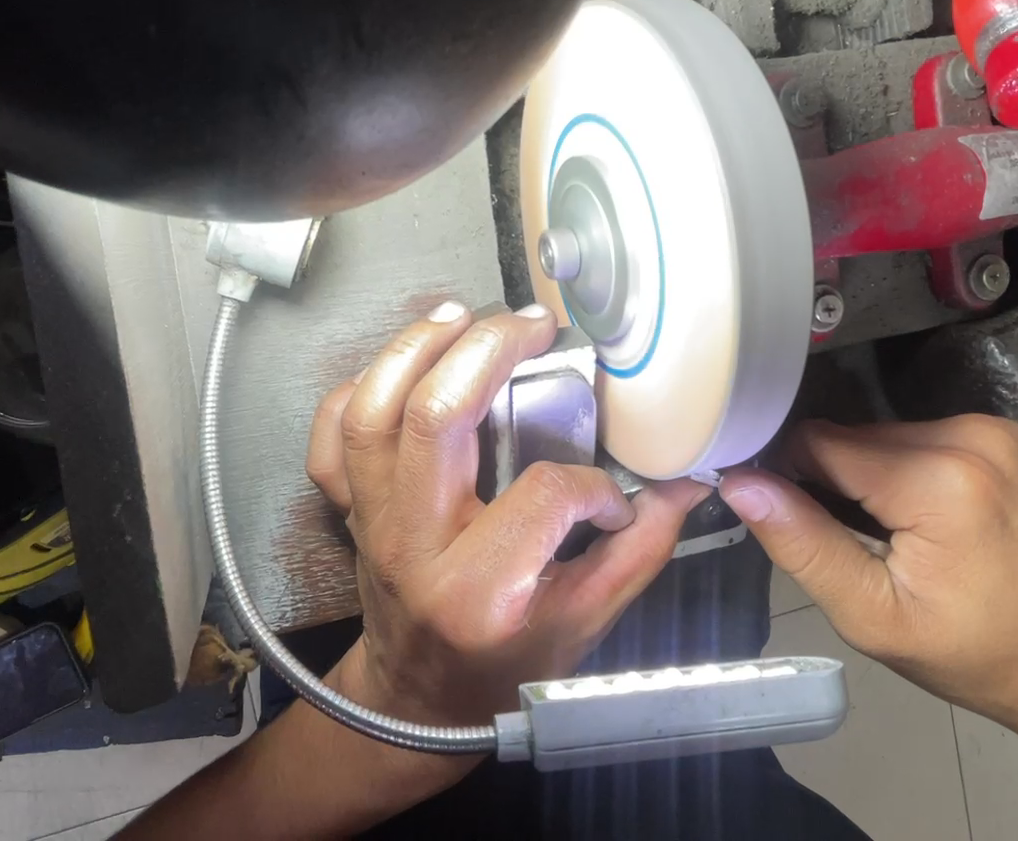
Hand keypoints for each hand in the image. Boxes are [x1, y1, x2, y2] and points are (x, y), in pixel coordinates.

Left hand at [306, 301, 708, 739]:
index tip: (612, 496)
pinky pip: (331, 438)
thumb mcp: (584, 625)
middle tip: (532, 325)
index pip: (542, 495)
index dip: (592, 486)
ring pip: (371, 413)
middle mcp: (414, 544)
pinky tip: (402, 367)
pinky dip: (357, 390)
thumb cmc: (504, 669)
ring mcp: (372, 522)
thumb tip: (686, 482)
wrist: (417, 702)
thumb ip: (639, 552)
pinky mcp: (351, 510)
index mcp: (481, 588)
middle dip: (487, 352)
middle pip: (435, 418)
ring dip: (414, 349)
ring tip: (460, 315)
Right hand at [718, 416, 1017, 784]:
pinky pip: (913, 439)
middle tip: (844, 546)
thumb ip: (801, 542)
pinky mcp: (1003, 437)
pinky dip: (895, 472)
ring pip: (876, 436)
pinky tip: (911, 520)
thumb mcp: (874, 617)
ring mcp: (993, 431)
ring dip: (860, 477)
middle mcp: (969, 434)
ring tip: (881, 538)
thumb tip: (738, 482)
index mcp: (939, 477)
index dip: (785, 479)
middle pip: (847, 437)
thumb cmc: (982, 658)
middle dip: (826, 483)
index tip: (788, 525)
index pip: (813, 443)